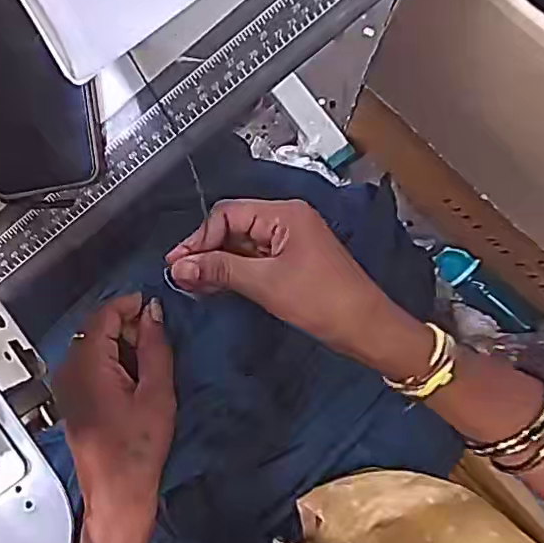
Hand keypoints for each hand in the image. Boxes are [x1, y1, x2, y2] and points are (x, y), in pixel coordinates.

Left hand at [55, 294, 175, 534]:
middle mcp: (69, 369)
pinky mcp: (70, 397)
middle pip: (96, 327)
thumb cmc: (138, 450)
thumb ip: (155, 346)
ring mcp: (66, 384)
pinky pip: (89, 364)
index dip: (130, 304)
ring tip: (147, 365)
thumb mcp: (157, 392)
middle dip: (127, 326)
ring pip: (93, 345)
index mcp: (88, 364)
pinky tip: (131, 382)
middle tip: (156, 340)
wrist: (116, 492)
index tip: (152, 305)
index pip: (104, 314)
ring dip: (120, 344)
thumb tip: (153, 313)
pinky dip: (111, 361)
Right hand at [165, 199, 434, 379]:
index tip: (177, 265)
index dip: (198, 239)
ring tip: (194, 284)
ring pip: (241, 244)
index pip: (226, 215)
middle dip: (205, 251)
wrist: (366, 328)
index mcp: (285, 214)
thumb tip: (179, 267)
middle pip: (232, 226)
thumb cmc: (324, 302)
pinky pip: (254, 259)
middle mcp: (287, 220)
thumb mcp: (265, 283)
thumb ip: (219, 269)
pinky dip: (234, 271)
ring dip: (217, 263)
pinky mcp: (292, 260)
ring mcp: (291, 240)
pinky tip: (217, 286)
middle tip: (181, 277)